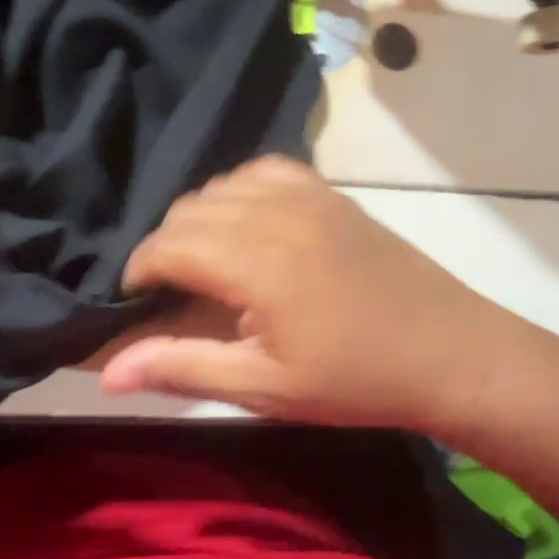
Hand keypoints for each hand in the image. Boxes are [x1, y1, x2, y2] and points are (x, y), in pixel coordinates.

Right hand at [98, 156, 530, 436]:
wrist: (453, 354)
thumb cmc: (355, 380)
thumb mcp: (264, 387)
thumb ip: (181, 368)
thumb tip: (106, 373)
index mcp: (258, 261)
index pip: (166, 244)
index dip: (137, 273)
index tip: (136, 305)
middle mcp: (276, 212)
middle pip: (185, 211)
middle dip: (163, 249)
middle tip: (171, 296)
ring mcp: (307, 194)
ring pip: (218, 187)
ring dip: (197, 221)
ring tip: (206, 266)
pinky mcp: (329, 192)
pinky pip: (261, 170)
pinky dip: (236, 193)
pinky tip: (246, 228)